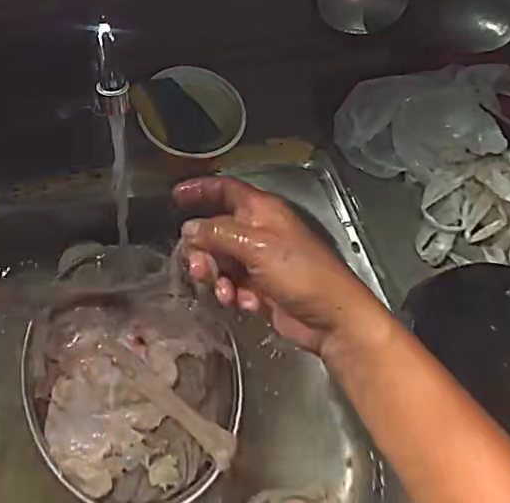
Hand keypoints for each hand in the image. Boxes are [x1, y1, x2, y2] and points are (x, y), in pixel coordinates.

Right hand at [174, 177, 385, 358]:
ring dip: (217, 276)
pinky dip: (233, 294)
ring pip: (222, 260)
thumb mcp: (255, 246)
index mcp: (261, 210)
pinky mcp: (262, 288)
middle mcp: (259, 231)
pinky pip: (234, 284)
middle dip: (203, 249)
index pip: (225, 189)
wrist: (333, 319)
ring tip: (222, 291)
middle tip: (199, 266)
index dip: (200, 190)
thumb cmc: (301, 272)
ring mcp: (261, 260)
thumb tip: (189, 229)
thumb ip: (217, 234)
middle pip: (216, 230)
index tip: (177, 196)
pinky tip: (244, 304)